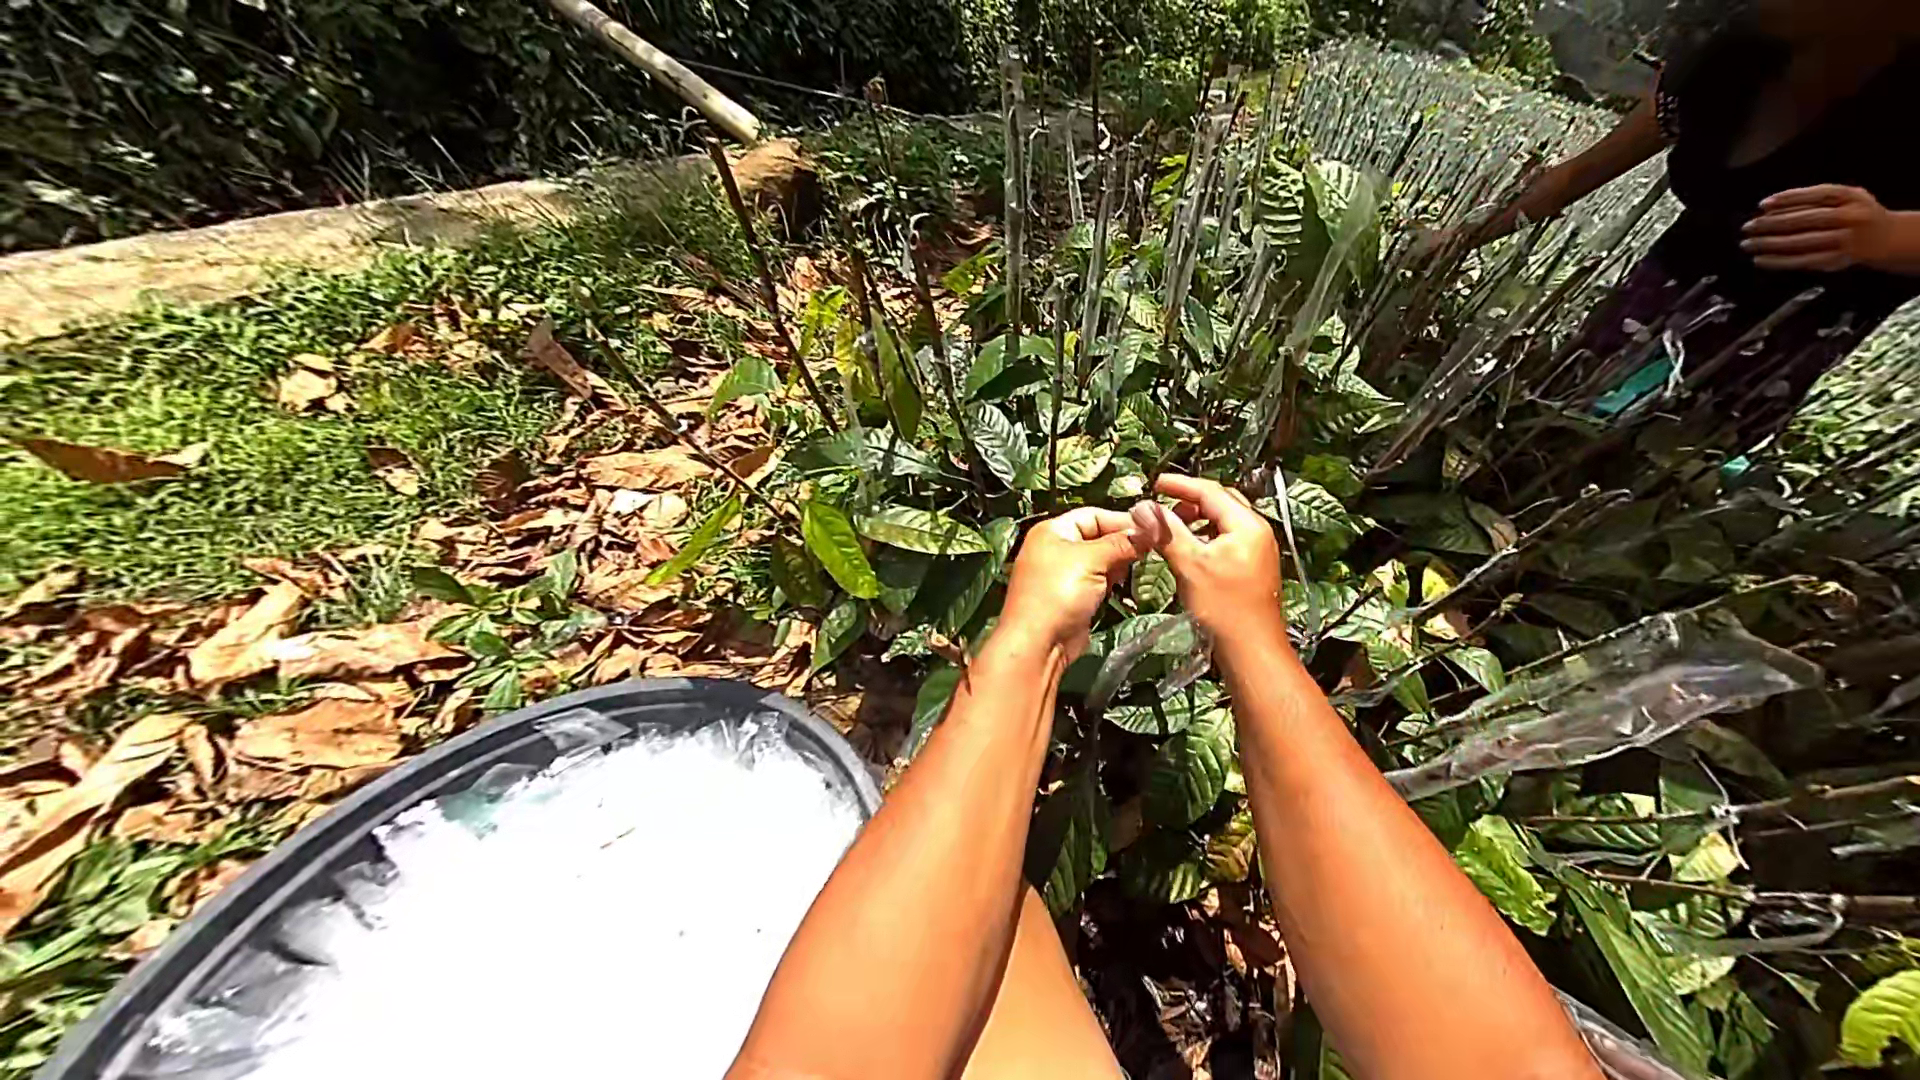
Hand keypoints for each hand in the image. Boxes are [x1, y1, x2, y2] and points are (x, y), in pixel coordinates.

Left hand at [999, 507, 1150, 660]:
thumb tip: (1152, 529)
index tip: (1153, 529)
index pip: (1094, 515)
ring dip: (1119, 561)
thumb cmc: (1059, 592)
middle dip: (1123, 542)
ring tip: (1140, 564)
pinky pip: (1097, 579)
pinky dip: (1111, 579)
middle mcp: (1056, 548)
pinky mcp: (1072, 595)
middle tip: (1152, 548)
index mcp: (1053, 531)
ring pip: (1100, 559)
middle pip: (1098, 536)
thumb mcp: (1092, 560)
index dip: (1122, 521)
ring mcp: (1063, 573)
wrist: (1038, 642)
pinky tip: (1124, 582)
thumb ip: (1122, 543)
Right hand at [1131, 474, 1285, 642]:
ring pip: (1222, 521)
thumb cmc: (1224, 607)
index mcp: (1247, 525)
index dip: (1180, 485)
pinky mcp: (1252, 565)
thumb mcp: (1189, 564)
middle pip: (1220, 502)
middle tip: (1162, 505)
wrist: (1251, 648)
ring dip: (1195, 518)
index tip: (1156, 483)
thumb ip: (1166, 532)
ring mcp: (1257, 549)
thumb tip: (1144, 508)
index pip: (1210, 492)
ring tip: (1171, 527)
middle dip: (1189, 500)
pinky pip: (1226, 538)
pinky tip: (1188, 548)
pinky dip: (1204, 535)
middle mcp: (1256, 532)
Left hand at [1741, 185, 1908, 271]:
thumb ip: (1812, 200)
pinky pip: (1801, 260)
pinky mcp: (1836, 258)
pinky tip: (1757, 259)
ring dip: (1769, 243)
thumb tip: (1767, 207)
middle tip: (1747, 227)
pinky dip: (1776, 261)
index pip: (1822, 194)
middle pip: (1808, 219)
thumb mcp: (1842, 200)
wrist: (1883, 237)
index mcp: (1854, 198)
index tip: (1763, 204)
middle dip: (1772, 223)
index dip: (1791, 198)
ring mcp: (1847, 238)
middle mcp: (1854, 216)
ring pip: (1802, 241)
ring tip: (1746, 244)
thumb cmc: (1849, 216)